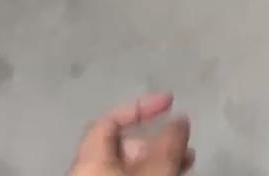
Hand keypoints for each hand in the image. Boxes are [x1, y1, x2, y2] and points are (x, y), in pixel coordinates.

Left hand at [68, 94, 193, 175]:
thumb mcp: (158, 167)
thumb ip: (170, 140)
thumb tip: (180, 118)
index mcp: (89, 159)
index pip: (109, 119)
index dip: (141, 105)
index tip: (170, 100)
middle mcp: (84, 170)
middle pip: (119, 144)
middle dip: (154, 137)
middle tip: (181, 138)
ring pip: (124, 164)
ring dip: (156, 156)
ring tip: (184, 159)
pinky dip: (146, 171)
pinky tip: (168, 171)